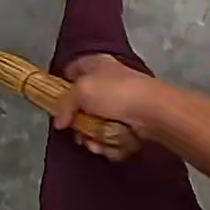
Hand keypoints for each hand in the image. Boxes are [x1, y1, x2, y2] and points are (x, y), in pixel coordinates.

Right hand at [52, 54, 167, 159]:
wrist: (152, 110)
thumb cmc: (114, 92)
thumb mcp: (81, 91)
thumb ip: (64, 104)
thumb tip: (59, 122)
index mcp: (96, 63)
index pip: (73, 70)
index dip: (63, 85)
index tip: (57, 104)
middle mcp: (108, 80)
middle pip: (83, 102)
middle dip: (78, 121)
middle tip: (78, 132)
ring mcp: (120, 101)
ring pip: (96, 122)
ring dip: (93, 136)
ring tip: (94, 143)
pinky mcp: (130, 121)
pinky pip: (111, 133)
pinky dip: (108, 142)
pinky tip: (108, 146)